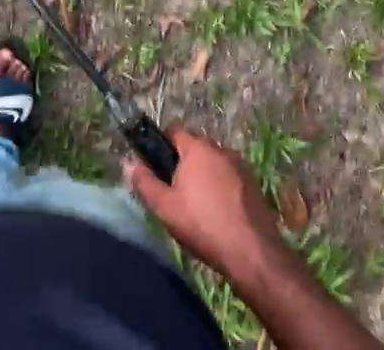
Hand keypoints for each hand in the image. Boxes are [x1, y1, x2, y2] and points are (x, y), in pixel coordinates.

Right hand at [123, 128, 286, 277]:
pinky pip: (230, 176)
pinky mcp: (254, 183)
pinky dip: (222, 186)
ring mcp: (241, 165)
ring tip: (197, 205)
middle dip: (184, 162)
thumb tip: (129, 162)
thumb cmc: (202, 225)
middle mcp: (220, 149)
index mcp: (197, 148)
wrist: (251, 251)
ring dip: (204, 174)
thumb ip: (145, 182)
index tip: (156, 167)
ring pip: (214, 162)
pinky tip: (219, 212)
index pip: (174, 131)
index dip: (162, 146)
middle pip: (195, 147)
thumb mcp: (165, 207)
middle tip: (174, 191)